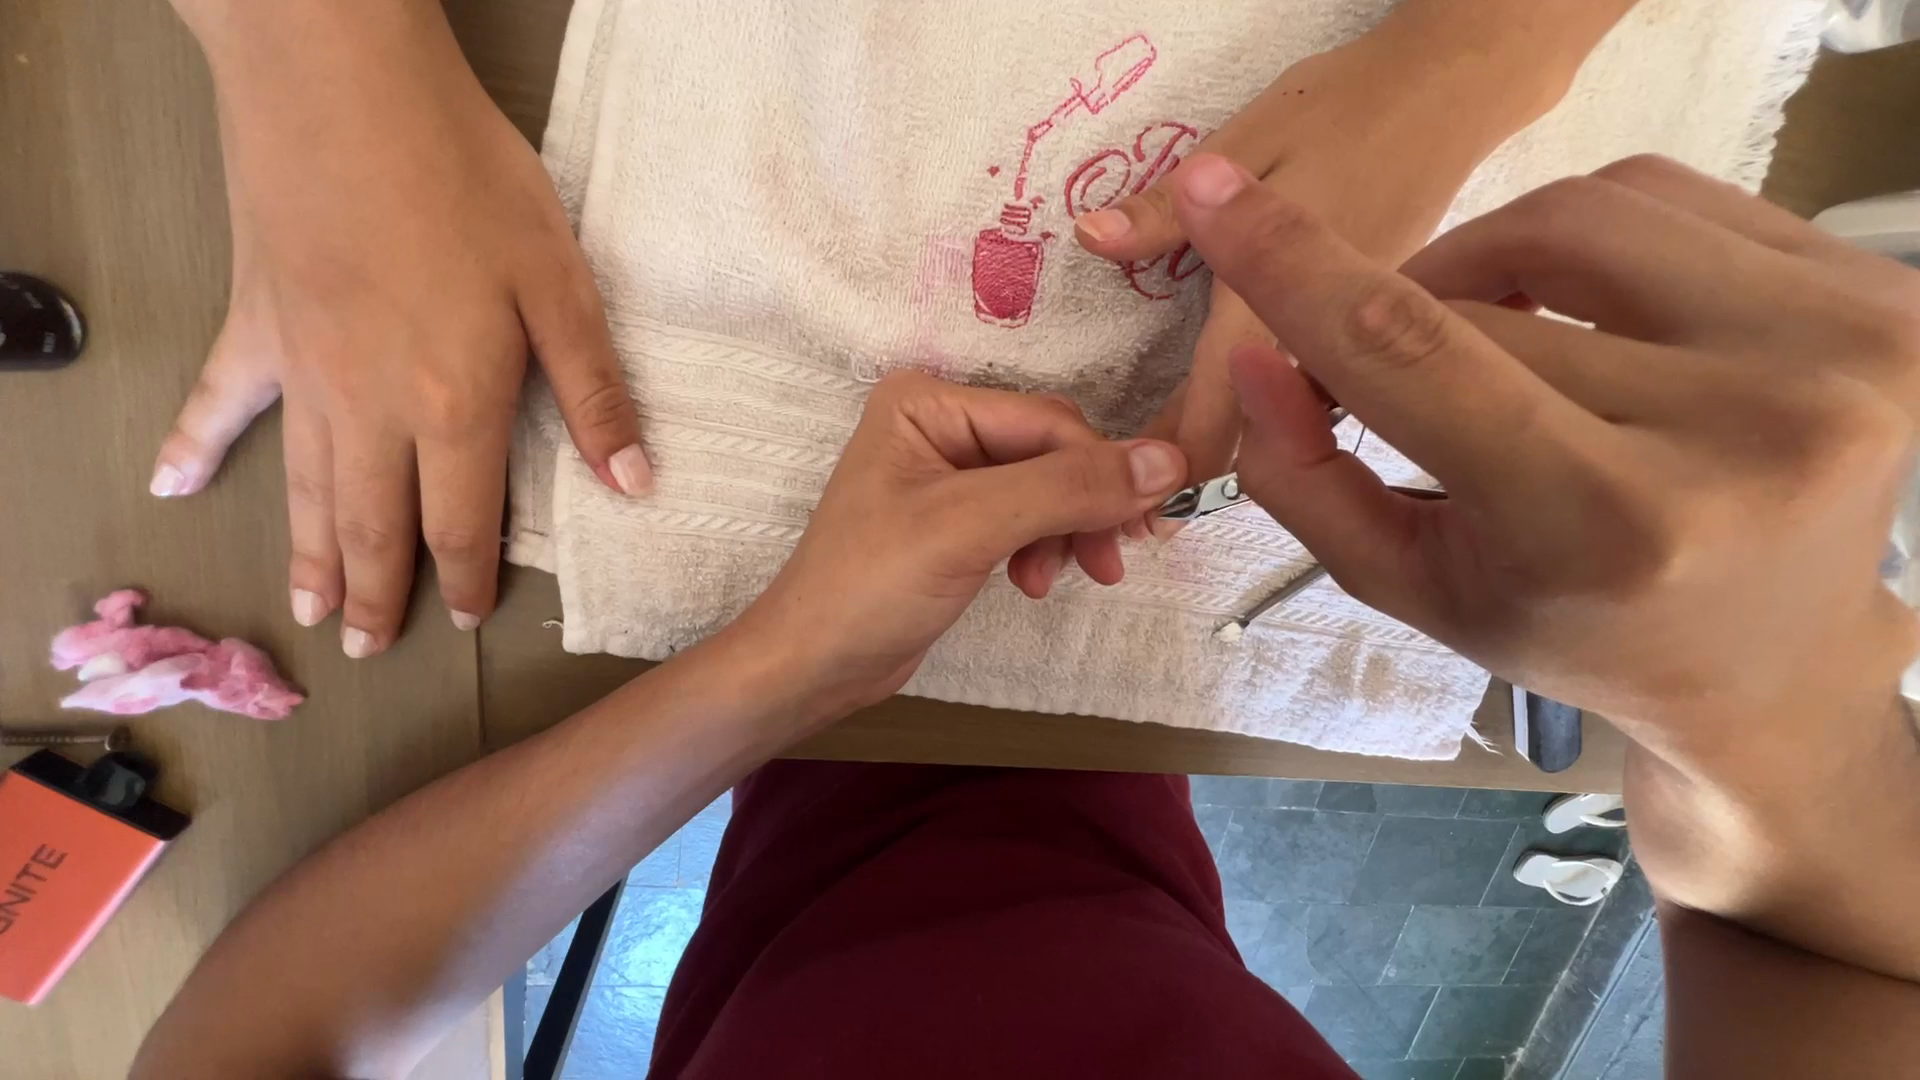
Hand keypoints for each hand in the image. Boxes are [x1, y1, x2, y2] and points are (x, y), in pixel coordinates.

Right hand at [150, 3, 643, 655]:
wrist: (348, 87)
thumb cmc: (474, 190)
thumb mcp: (564, 295)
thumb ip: (597, 397)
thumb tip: (635, 484)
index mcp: (454, 408)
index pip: (460, 522)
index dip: (463, 577)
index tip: (459, 620)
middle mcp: (372, 408)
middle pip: (375, 523)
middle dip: (380, 591)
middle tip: (367, 649)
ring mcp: (302, 369)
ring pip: (307, 487)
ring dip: (310, 554)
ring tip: (309, 610)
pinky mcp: (256, 321)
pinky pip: (224, 399)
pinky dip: (200, 446)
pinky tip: (175, 487)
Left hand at [729, 373, 1185, 713]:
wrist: (815, 666)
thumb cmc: (872, 587)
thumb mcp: (970, 527)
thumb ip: (1067, 488)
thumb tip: (1169, 460)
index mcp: (928, 402)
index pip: (1046, 422)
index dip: (1103, 468)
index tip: (1153, 518)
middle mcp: (940, 425)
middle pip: (1050, 452)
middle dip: (1083, 506)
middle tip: (1111, 560)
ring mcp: (948, 474)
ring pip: (1045, 488)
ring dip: (1065, 532)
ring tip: (1050, 581)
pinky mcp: (956, 520)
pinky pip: (1025, 517)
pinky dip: (1042, 547)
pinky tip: (1032, 582)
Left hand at [1075, 20, 1552, 506]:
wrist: (1456, 92)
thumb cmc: (1347, 111)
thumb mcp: (1247, 141)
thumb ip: (1170, 210)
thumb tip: (1091, 236)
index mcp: (1267, 312)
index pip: (1215, 417)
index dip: (1172, 473)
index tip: (1133, 516)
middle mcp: (1308, 351)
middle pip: (1239, 437)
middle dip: (1186, 479)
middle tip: (1135, 523)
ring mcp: (1343, 352)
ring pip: (1274, 426)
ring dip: (1222, 454)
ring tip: (1164, 490)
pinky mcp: (1361, 340)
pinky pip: (1303, 398)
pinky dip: (1264, 420)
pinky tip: (1236, 431)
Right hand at [1174, 152, 1919, 753]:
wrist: (1761, 658)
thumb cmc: (1553, 627)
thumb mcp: (1396, 580)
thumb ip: (1300, 477)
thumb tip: (1255, 355)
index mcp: (1596, 522)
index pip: (1408, 355)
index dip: (1291, 267)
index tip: (1210, 194)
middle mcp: (1743, 422)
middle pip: (1470, 299)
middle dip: (1383, 321)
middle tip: (1366, 372)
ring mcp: (1844, 340)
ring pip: (1566, 217)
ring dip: (1473, 267)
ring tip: (1470, 339)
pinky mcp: (1884, 289)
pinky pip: (1658, 199)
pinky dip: (1568, 240)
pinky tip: (1564, 312)